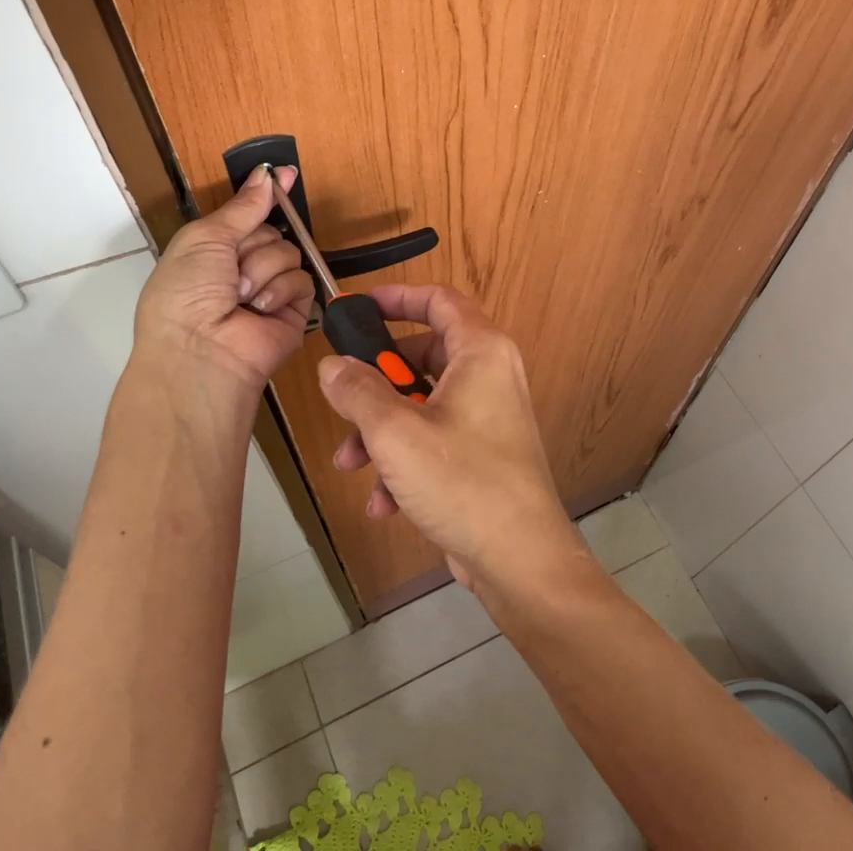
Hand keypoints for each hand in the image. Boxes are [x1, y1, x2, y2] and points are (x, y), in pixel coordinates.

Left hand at [133, 165, 315, 388]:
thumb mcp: (205, 238)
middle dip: (254, 246)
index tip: (287, 173)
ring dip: (263, 270)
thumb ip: (243, 207)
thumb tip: (268, 174)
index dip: (267, 196)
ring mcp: (271, 289)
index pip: (249, 214)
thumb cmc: (186, 293)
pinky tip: (261, 309)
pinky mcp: (295, 311)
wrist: (201, 350)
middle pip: (272, 232)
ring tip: (243, 296)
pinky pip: (303, 280)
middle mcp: (244, 267)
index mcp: (214, 249)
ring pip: (289, 253)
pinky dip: (281, 291)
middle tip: (233, 270)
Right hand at [316, 285, 585, 590]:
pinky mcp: (483, 455)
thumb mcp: (395, 432)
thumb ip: (358, 391)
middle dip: (376, 383)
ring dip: (381, 432)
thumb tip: (333, 366)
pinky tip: (383, 503)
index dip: (398, 297)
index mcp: (481, 352)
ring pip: (422, 404)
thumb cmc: (463, 481)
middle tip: (343, 399)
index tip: (358, 307)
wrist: (518, 555)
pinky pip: (434, 441)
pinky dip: (404, 463)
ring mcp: (488, 417)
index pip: (440, 300)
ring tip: (350, 464)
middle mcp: (490, 376)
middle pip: (422, 356)